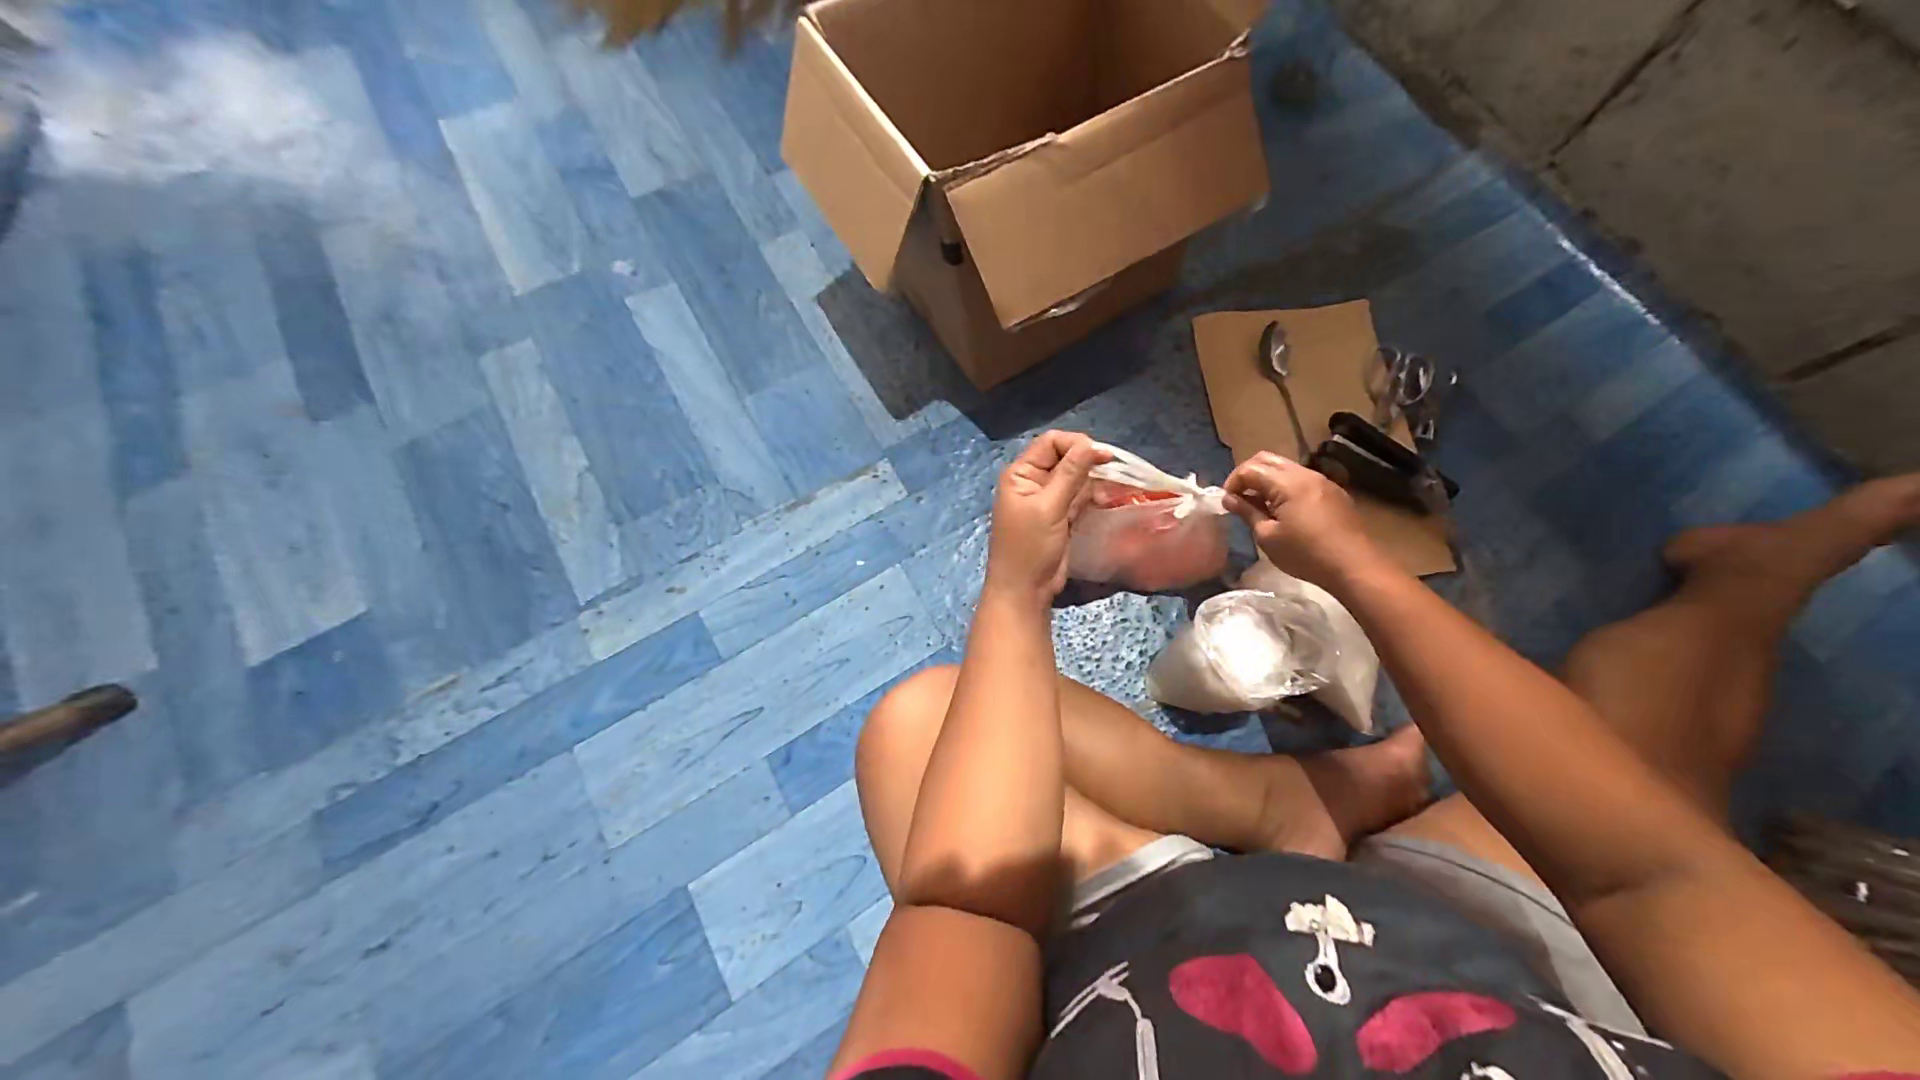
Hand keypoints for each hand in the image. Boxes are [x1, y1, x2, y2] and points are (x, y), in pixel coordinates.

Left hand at [985, 431, 1108, 602]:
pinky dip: (1092, 496)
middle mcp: (1033, 481)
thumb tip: (1092, 445)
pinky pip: (1078, 497)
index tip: (1104, 456)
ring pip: (1075, 478)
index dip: (1077, 444)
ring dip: (1094, 480)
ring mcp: (1047, 499)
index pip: (1051, 443)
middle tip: (1114, 472)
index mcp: (1021, 473)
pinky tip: (1107, 499)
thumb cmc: (1029, 547)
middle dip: (1089, 462)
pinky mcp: (1060, 516)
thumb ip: (1070, 474)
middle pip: (1065, 458)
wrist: (1025, 590)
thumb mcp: (1049, 507)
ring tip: (1114, 488)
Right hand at [1222, 452, 1388, 588]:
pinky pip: (1301, 479)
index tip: (1227, 503)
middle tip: (1239, 498)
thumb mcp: (1268, 537)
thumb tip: (1229, 499)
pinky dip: (1284, 486)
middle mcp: (1305, 474)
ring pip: (1285, 467)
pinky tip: (1283, 510)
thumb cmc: (1305, 554)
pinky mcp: (1333, 492)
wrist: (1355, 566)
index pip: (1250, 469)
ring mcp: (1322, 481)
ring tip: (1259, 506)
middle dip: (1247, 475)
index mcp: (1287, 483)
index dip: (1232, 483)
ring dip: (1266, 480)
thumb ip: (1247, 512)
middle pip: (1267, 460)